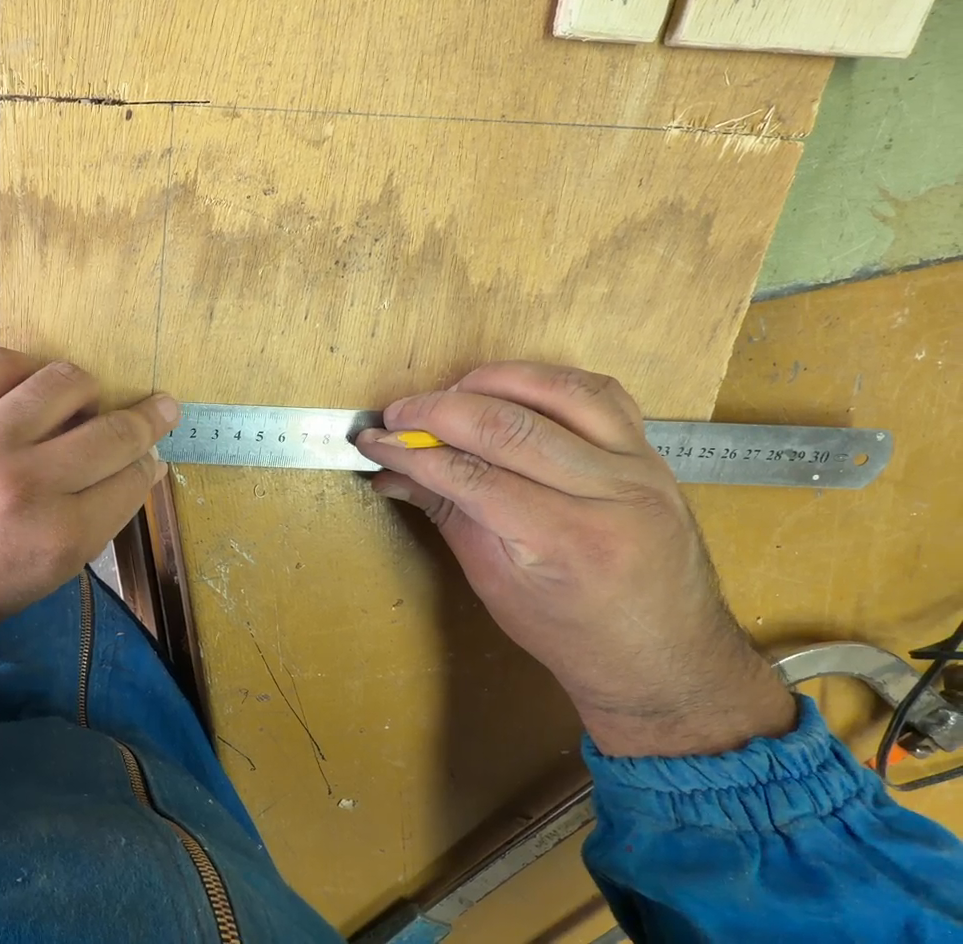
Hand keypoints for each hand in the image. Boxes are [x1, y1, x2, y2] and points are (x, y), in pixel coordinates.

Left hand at [0, 349, 177, 649]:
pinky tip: (34, 386)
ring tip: (85, 402)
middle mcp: (26, 482)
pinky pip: (4, 362)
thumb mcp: (53, 573)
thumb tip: (142, 462)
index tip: (152, 452)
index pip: (131, 480)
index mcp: (58, 537)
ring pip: (66, 381)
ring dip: (88, 389)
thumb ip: (101, 517)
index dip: (148, 463)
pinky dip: (30, 369)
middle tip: (158, 408)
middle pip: (112, 432)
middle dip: (146, 419)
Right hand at [356, 362, 794, 757]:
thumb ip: (444, 511)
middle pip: (509, 426)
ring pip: (560, 392)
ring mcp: (641, 467)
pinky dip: (546, 382)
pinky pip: (600, 394)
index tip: (371, 441)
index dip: (410, 452)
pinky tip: (509, 390)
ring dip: (493, 381)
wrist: (667, 657)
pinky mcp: (652, 453)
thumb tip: (388, 471)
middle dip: (438, 411)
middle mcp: (612, 494)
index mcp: (566, 540)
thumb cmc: (571, 633)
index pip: (469, 475)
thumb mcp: (492, 580)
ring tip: (448, 394)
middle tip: (396, 415)